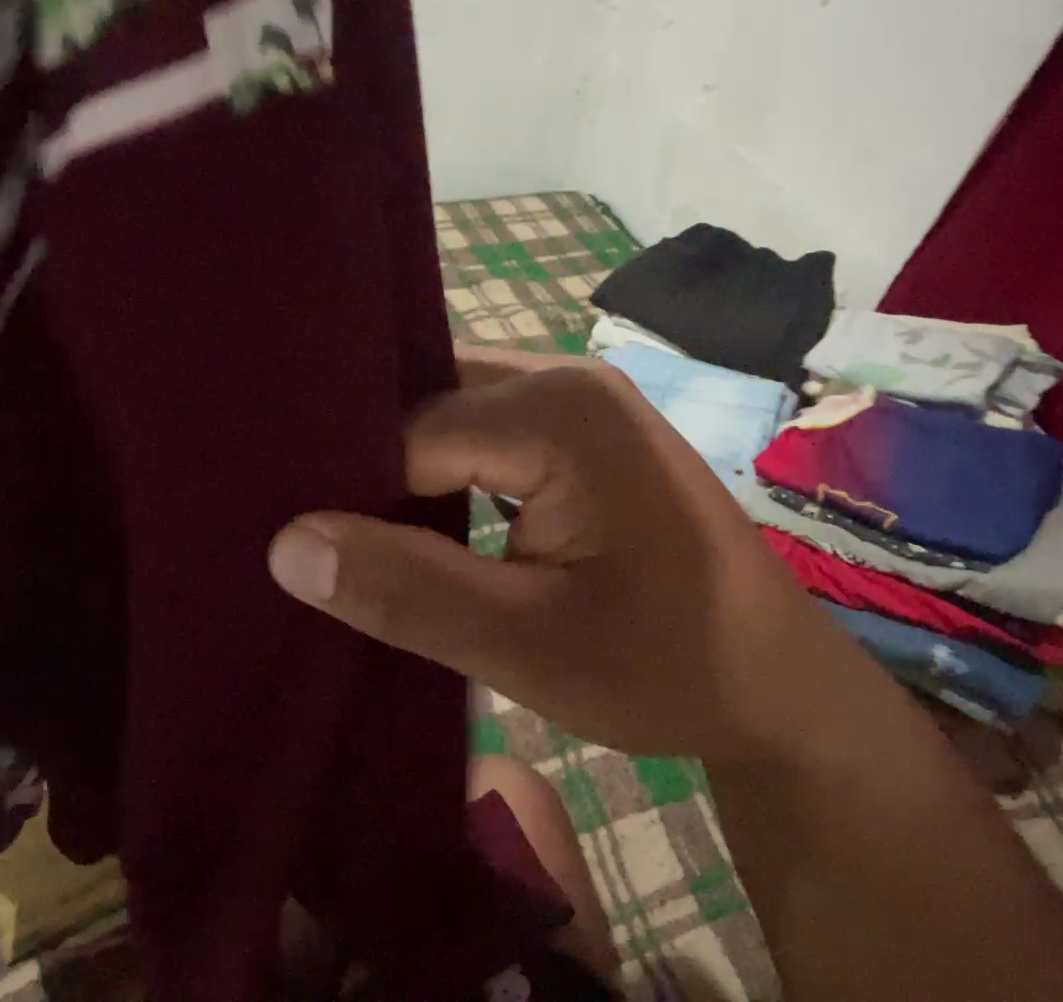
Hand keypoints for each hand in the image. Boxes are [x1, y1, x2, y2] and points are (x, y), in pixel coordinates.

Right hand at [266, 343, 852, 760]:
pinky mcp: (583, 435)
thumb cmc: (668, 666)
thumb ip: (409, 591)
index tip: (299, 552)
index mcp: (557, 410)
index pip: (404, 433)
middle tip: (305, 540)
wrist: (777, 685)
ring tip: (344, 537)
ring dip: (399, 477)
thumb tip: (284, 544)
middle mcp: (565, 378)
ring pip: (448, 420)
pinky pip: (483, 437)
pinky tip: (409, 527)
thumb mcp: (529, 645)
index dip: (347, 495)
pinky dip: (441, 479)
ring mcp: (579, 402)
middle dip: (364, 470)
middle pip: (423, 406)